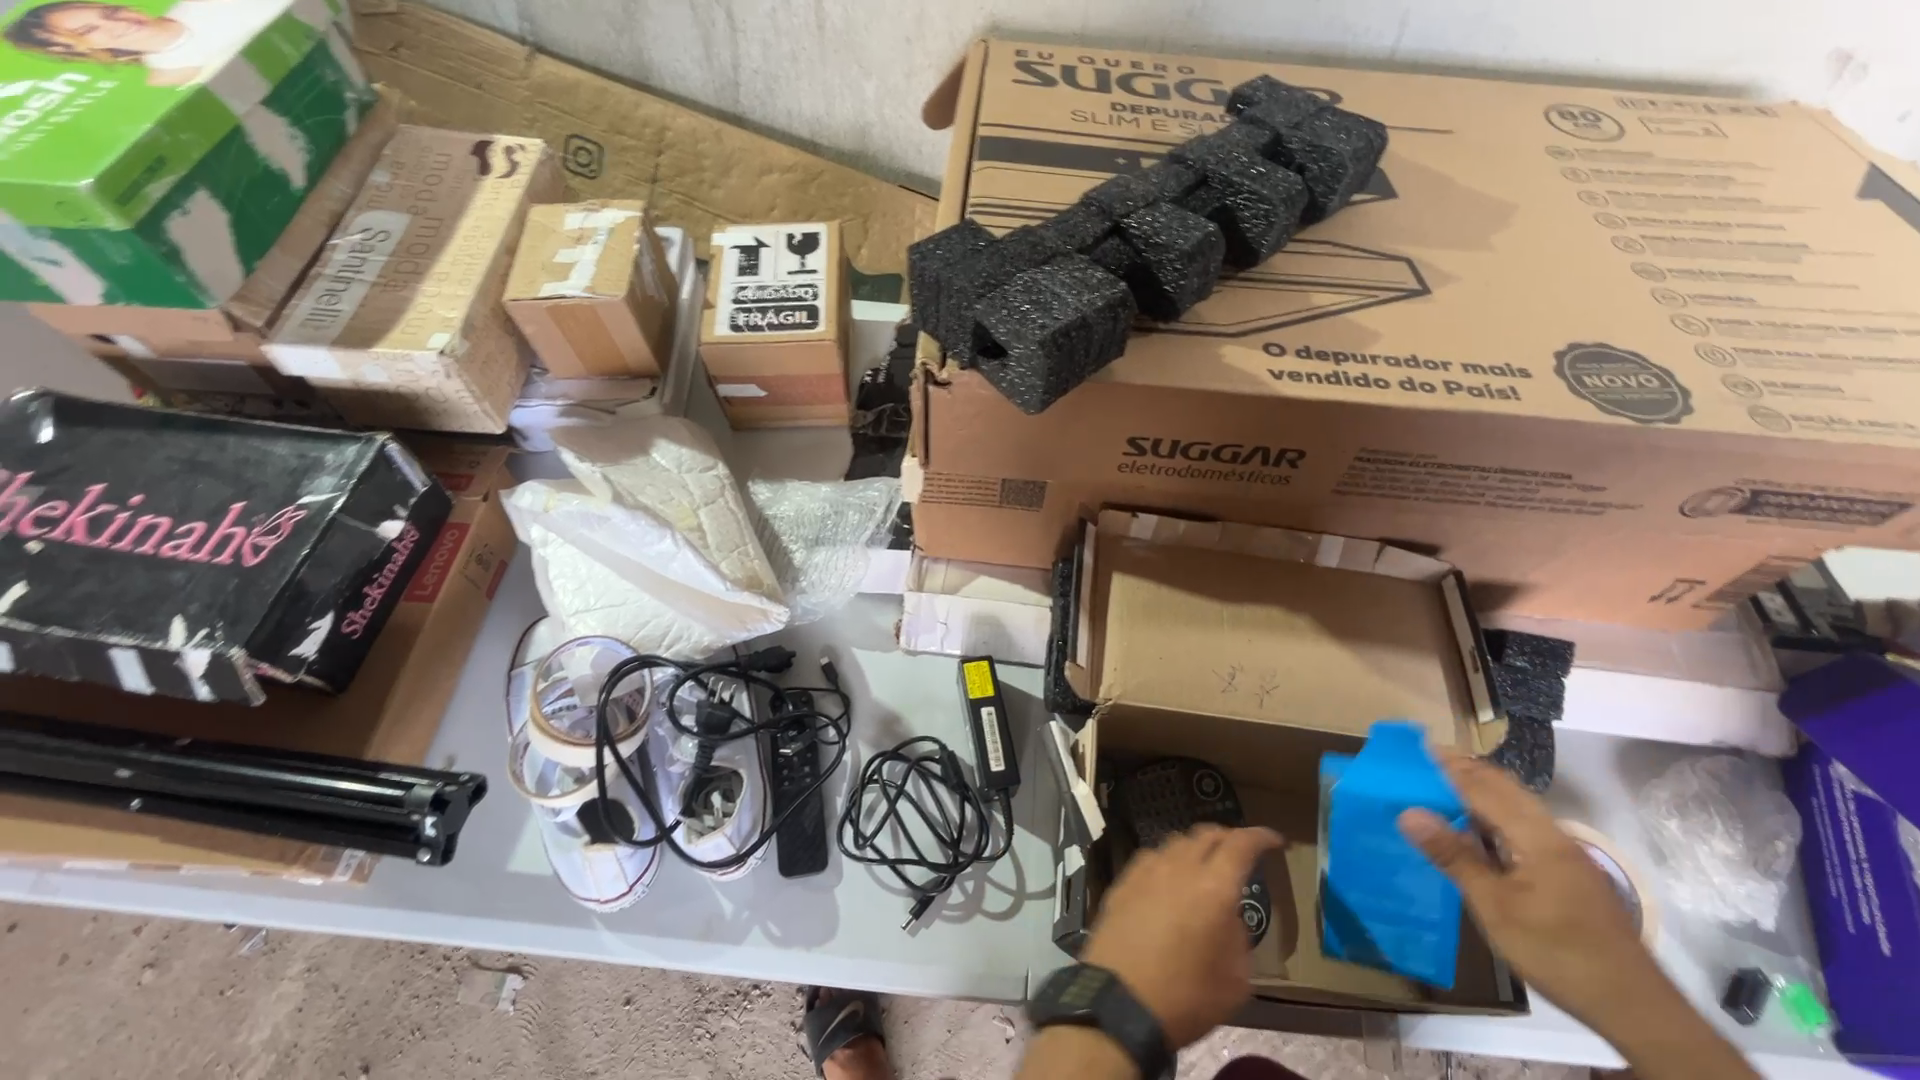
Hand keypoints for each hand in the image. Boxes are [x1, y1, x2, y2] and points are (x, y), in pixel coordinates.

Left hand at [1082, 824, 1283, 1048]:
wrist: (1119, 1004)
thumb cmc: (1186, 997)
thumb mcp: (1235, 980)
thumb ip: (1238, 938)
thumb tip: (1227, 918)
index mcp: (1214, 888)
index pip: (1241, 844)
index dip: (1261, 837)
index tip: (1275, 842)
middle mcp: (1179, 869)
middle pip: (1206, 834)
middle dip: (1228, 838)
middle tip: (1239, 854)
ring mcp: (1146, 873)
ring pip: (1176, 843)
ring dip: (1196, 848)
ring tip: (1203, 866)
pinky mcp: (1122, 884)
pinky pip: (1150, 858)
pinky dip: (1168, 861)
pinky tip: (1167, 880)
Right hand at [1398, 751, 1670, 1037]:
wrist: (1630, 1003)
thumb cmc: (1556, 951)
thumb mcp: (1495, 907)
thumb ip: (1454, 856)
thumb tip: (1409, 812)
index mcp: (1537, 837)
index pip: (1484, 787)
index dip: (1449, 767)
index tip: (1415, 749)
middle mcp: (1553, 835)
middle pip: (1506, 788)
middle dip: (1465, 771)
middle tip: (1423, 762)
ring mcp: (1565, 854)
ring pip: (1517, 807)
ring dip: (1480, 791)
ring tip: (1440, 788)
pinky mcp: (1568, 873)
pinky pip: (1524, 827)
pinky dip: (1493, 815)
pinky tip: (1476, 832)